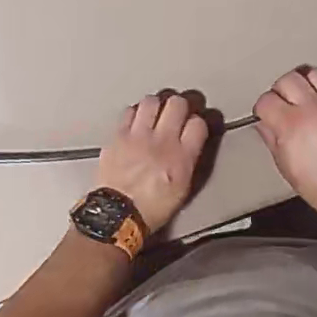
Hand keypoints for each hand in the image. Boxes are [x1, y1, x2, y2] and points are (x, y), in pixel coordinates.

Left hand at [97, 93, 210, 232]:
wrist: (118, 215)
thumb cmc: (151, 210)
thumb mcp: (182, 190)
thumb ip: (188, 162)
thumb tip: (190, 146)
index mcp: (182, 159)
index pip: (199, 124)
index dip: (198, 122)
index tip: (194, 126)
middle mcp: (162, 142)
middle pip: (178, 104)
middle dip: (179, 106)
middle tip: (176, 113)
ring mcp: (138, 136)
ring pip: (152, 101)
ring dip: (156, 105)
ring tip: (155, 114)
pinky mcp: (119, 136)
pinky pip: (129, 111)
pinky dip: (135, 113)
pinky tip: (136, 122)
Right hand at [252, 67, 316, 219]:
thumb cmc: (316, 184)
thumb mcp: (284, 164)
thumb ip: (271, 138)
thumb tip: (265, 123)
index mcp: (291, 124)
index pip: (266, 100)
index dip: (263, 108)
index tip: (266, 115)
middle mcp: (314, 108)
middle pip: (289, 79)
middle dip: (282, 90)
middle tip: (284, 103)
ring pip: (316, 74)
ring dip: (307, 83)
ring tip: (307, 97)